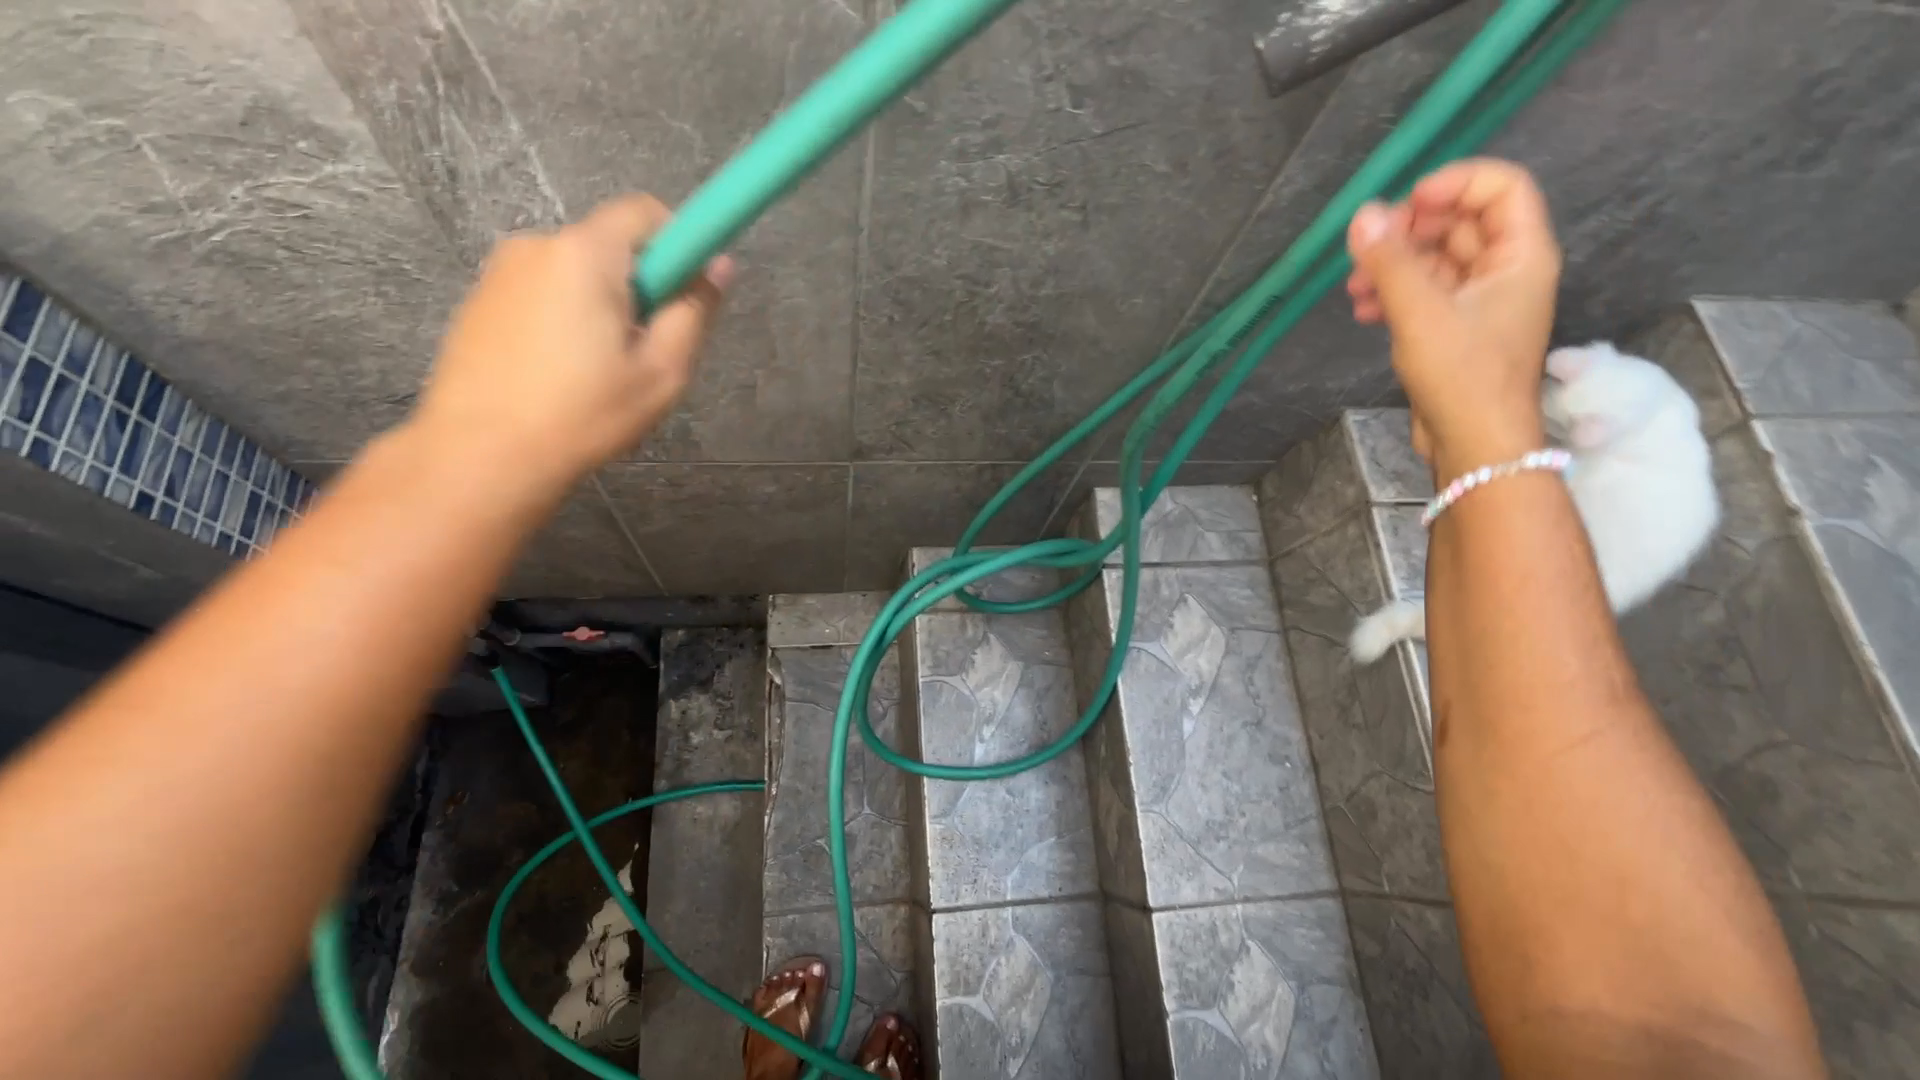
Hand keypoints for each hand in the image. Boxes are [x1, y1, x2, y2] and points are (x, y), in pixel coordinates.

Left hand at [413, 194, 731, 495]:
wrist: (480, 455)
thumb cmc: (582, 414)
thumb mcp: (661, 372)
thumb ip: (694, 312)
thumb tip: (719, 266)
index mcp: (585, 255)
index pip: (645, 212)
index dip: (679, 244)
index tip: (686, 295)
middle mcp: (537, 246)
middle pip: (610, 247)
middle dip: (638, 287)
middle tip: (644, 352)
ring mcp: (499, 272)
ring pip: (575, 276)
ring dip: (599, 309)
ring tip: (597, 373)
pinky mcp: (477, 302)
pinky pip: (541, 296)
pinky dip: (562, 323)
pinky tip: (557, 377)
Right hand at [1345, 159, 1560, 474]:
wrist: (1475, 445)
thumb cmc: (1462, 375)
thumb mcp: (1421, 313)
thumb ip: (1390, 261)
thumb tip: (1362, 215)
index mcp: (1520, 255)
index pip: (1500, 187)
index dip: (1455, 182)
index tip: (1406, 202)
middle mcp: (1505, 271)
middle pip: (1460, 222)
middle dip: (1410, 228)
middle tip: (1369, 245)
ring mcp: (1479, 302)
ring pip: (1435, 260)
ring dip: (1393, 265)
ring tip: (1355, 286)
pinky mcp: (1454, 330)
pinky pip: (1424, 293)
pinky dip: (1394, 293)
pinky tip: (1363, 310)